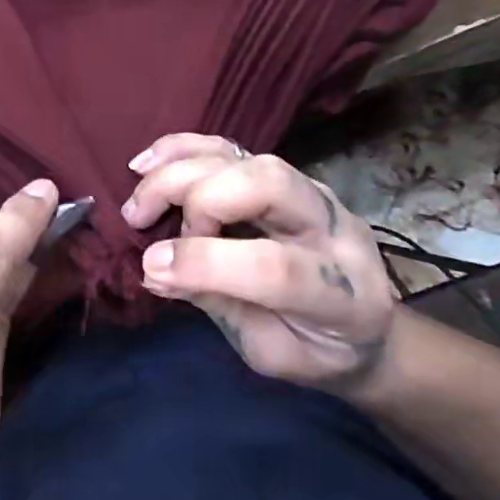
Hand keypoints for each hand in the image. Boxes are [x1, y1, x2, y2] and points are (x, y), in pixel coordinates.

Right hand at [122, 133, 396, 392]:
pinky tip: (144, 166)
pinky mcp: (280, 172)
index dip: (205, 263)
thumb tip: (156, 272)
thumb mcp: (271, 352)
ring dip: (176, 173)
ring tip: (136, 207)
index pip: (277, 267)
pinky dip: (179, 150)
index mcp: (343, 293)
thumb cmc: (315, 349)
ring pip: (242, 159)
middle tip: (151, 229)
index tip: (150, 266)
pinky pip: (227, 147)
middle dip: (197, 201)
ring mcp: (309, 191)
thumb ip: (222, 309)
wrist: (363, 326)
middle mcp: (333, 228)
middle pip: (267, 185)